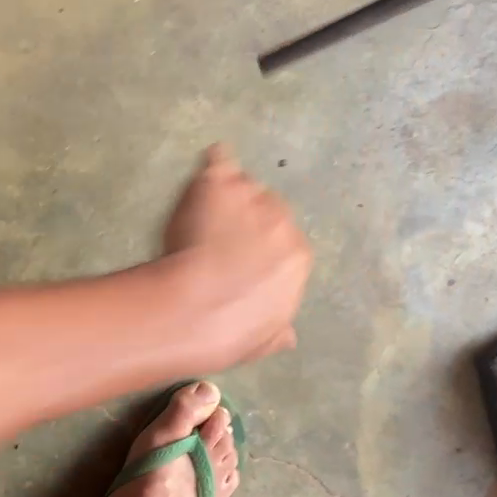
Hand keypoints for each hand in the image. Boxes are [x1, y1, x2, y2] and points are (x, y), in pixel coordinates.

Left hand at [160, 144, 311, 366]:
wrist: (200, 306)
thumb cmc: (230, 329)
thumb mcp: (263, 339)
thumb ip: (276, 330)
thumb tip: (288, 335)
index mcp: (297, 260)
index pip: (283, 239)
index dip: (258, 243)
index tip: (239, 251)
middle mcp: (282, 223)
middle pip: (267, 207)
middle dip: (246, 217)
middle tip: (218, 231)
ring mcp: (250, 200)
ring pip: (242, 187)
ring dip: (228, 195)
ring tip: (204, 207)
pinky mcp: (219, 185)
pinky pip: (221, 163)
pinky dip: (215, 161)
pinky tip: (210, 158)